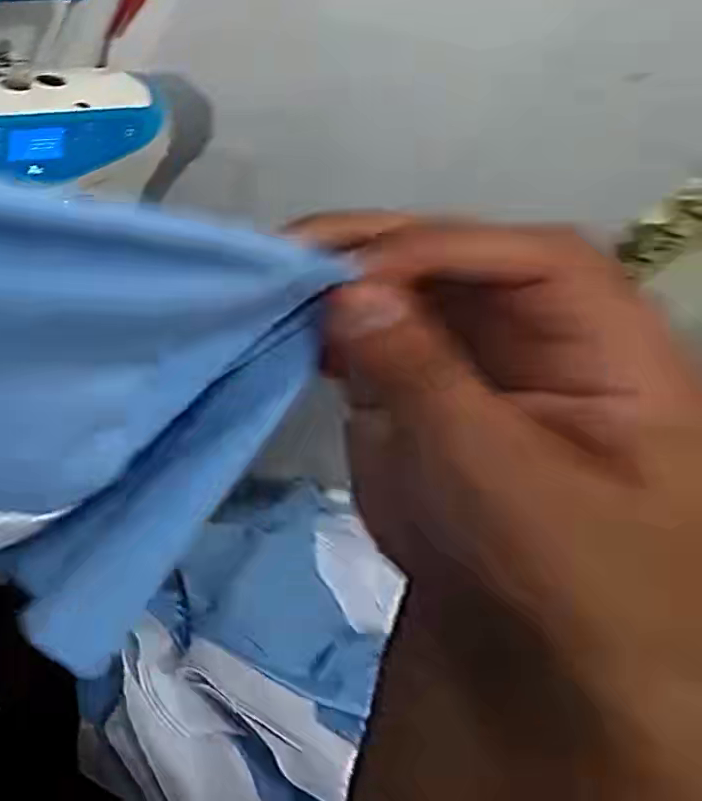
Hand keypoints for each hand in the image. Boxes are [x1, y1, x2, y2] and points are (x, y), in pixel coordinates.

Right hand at [290, 213, 701, 793]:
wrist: (517, 633)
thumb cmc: (549, 561)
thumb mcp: (489, 466)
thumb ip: (420, 371)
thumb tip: (346, 289)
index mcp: (606, 353)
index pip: (538, 260)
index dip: (445, 247)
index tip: (351, 275)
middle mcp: (537, 338)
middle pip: (459, 254)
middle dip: (373, 243)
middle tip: (287, 249)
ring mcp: (466, 356)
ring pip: (400, 283)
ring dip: (333, 272)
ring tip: (269, 275)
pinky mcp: (406, 379)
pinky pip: (359, 325)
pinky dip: (315, 316)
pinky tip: (279, 321)